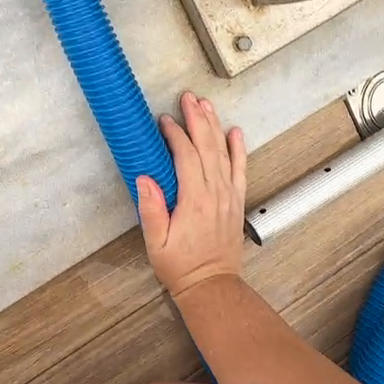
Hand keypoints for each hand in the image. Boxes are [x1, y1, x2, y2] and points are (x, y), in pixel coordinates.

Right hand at [136, 91, 248, 298]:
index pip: (185, 156)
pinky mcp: (235, 201)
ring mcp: (228, 196)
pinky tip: (235, 132)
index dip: (175, 135)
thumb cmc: (180, 266)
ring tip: (206, 105)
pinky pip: (240, 169)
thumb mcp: (156, 242)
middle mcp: (215, 193)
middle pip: (207, 147)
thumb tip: (144, 178)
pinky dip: (239, 149)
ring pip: (223, 152)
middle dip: (197, 119)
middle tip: (188, 98)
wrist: (211, 285)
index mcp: (193, 200)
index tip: (164, 120)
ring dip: (214, 126)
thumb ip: (150, 209)